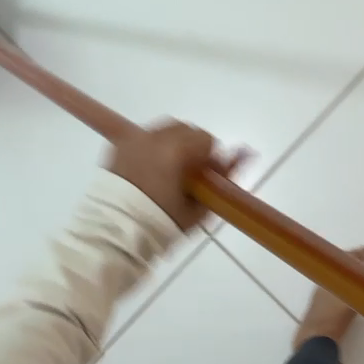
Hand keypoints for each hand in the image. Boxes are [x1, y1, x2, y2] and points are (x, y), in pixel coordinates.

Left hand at [106, 119, 248, 231]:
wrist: (116, 233)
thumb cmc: (162, 224)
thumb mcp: (199, 208)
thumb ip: (225, 179)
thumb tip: (248, 154)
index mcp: (175, 150)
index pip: (206, 140)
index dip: (212, 158)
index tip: (210, 178)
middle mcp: (153, 137)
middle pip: (185, 130)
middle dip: (193, 147)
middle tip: (192, 175)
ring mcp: (132, 139)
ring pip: (164, 130)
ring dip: (173, 145)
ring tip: (171, 172)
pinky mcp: (118, 146)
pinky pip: (143, 137)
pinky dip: (153, 148)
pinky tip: (152, 171)